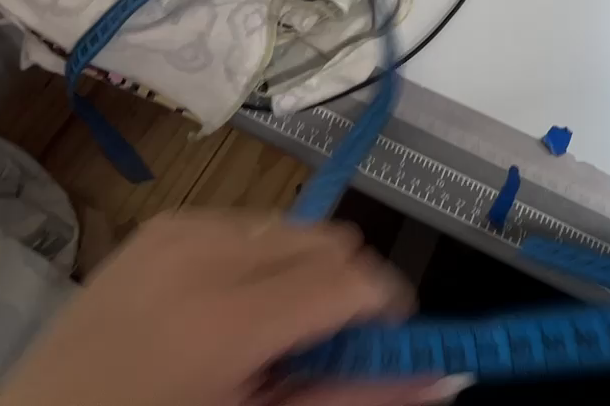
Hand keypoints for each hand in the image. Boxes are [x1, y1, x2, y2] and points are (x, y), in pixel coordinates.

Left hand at [0, 210, 452, 405]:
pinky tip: (223, 310)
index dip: (386, 311)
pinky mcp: (165, 221)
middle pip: (332, 239)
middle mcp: (207, 250)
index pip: (353, 276)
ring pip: (295, 227)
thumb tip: (443, 379)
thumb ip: (354, 399)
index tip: (383, 346)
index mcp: (226, 318)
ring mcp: (181, 227)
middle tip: (318, 349)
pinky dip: (259, 260)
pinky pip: (248, 224)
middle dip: (344, 289)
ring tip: (261, 334)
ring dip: (301, 273)